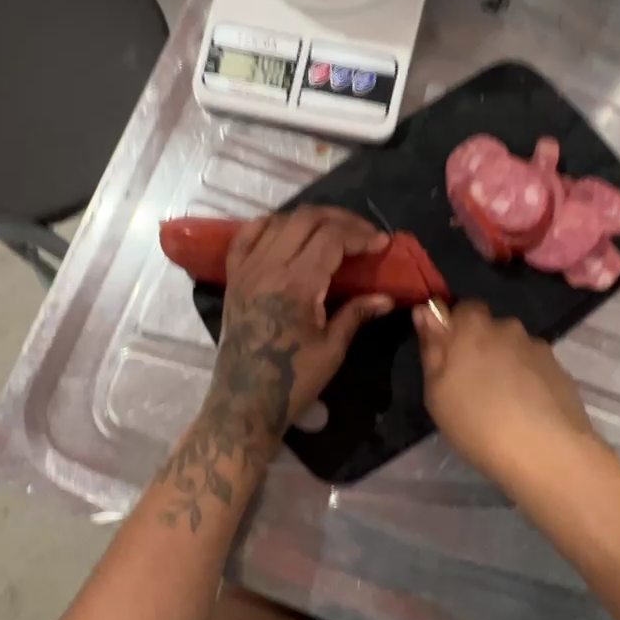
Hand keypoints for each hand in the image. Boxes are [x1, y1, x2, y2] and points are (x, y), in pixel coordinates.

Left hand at [205, 207, 393, 453]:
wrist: (245, 401)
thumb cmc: (294, 379)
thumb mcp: (332, 348)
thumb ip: (356, 313)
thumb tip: (386, 297)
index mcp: (296, 283)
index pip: (331, 237)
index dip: (360, 235)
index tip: (382, 243)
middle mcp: (268, 267)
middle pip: (306, 219)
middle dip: (340, 219)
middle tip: (363, 234)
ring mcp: (246, 269)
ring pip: (279, 221)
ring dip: (309, 219)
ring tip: (333, 232)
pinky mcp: (233, 277)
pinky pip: (246, 236)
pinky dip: (269, 225)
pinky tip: (287, 232)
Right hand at [413, 301, 597, 476]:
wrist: (546, 451)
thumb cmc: (477, 422)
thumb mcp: (437, 392)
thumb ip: (431, 347)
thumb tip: (424, 311)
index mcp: (473, 327)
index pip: (462, 309)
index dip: (455, 329)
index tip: (450, 359)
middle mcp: (508, 328)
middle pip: (490, 329)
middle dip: (481, 348)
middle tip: (473, 386)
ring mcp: (538, 348)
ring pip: (514, 349)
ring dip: (507, 365)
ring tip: (504, 404)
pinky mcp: (560, 369)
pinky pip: (535, 368)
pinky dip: (529, 381)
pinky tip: (526, 411)